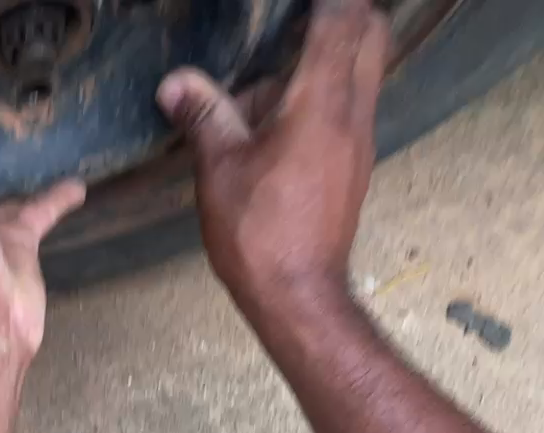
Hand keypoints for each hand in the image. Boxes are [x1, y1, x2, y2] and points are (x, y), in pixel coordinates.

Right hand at [156, 0, 388, 311]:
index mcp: (321, 102)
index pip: (342, 18)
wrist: (297, 293)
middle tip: (294, 27)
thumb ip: (203, 118)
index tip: (295, 5)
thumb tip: (175, 83)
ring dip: (327, 62)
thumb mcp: (220, 171)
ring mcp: (361, 142)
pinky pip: (350, 112)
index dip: (326, 1)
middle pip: (369, 34)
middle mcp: (354, 113)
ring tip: (270, 89)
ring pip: (361, 74)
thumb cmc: (257, 233)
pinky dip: (325, 100)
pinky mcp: (355, 169)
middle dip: (340, 16)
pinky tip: (280, 131)